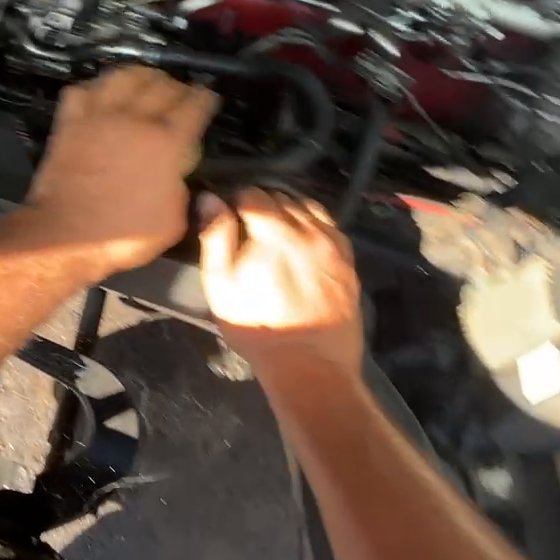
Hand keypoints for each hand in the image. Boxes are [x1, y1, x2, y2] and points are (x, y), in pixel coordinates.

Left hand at [22, 66, 218, 279]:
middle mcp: (133, 119)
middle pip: (161, 86)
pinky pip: (82, 90)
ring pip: (122, 77)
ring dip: (140, 75)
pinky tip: (102, 93)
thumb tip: (174, 171)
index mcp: (165, 143)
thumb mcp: (174, 219)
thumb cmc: (124, 234)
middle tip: (180, 92)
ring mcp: (97, 116)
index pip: (194, 107)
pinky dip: (96, 86)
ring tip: (146, 80)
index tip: (209, 95)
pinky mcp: (68, 121)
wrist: (67, 233)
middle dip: (177, 85)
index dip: (205, 98)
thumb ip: (180, 185)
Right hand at [200, 188, 363, 384]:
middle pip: (280, 195)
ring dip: (287, 211)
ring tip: (273, 233)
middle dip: (260, 203)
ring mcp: (333, 245)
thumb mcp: (220, 283)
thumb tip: (211, 199)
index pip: (251, 192)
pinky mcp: (348, 262)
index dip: (233, 201)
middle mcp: (308, 229)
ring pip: (307, 206)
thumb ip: (215, 235)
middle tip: (245, 228)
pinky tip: (300, 242)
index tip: (225, 218)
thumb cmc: (257, 325)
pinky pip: (329, 225)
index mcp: (274, 230)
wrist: (312, 367)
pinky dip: (311, 224)